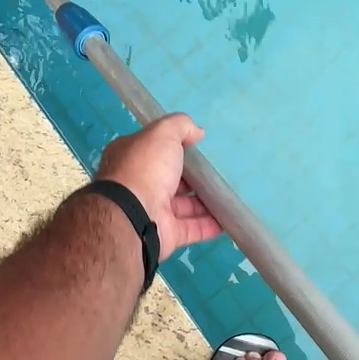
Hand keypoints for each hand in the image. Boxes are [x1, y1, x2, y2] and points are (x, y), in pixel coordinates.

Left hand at [95, 114, 222, 258]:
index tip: (195, 146)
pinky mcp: (166, 234)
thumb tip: (198, 131)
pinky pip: (191, 228)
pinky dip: (209, 225)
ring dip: (204, 202)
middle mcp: (139, 184)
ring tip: (226, 195)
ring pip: (182, 205)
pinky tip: (227, 219)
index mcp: (131, 158)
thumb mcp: (162, 133)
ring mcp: (152, 210)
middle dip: (191, 177)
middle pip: (169, 178)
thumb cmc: (146, 167)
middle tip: (215, 173)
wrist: (134, 214)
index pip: (153, 150)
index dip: (172, 147)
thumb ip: (180, 126)